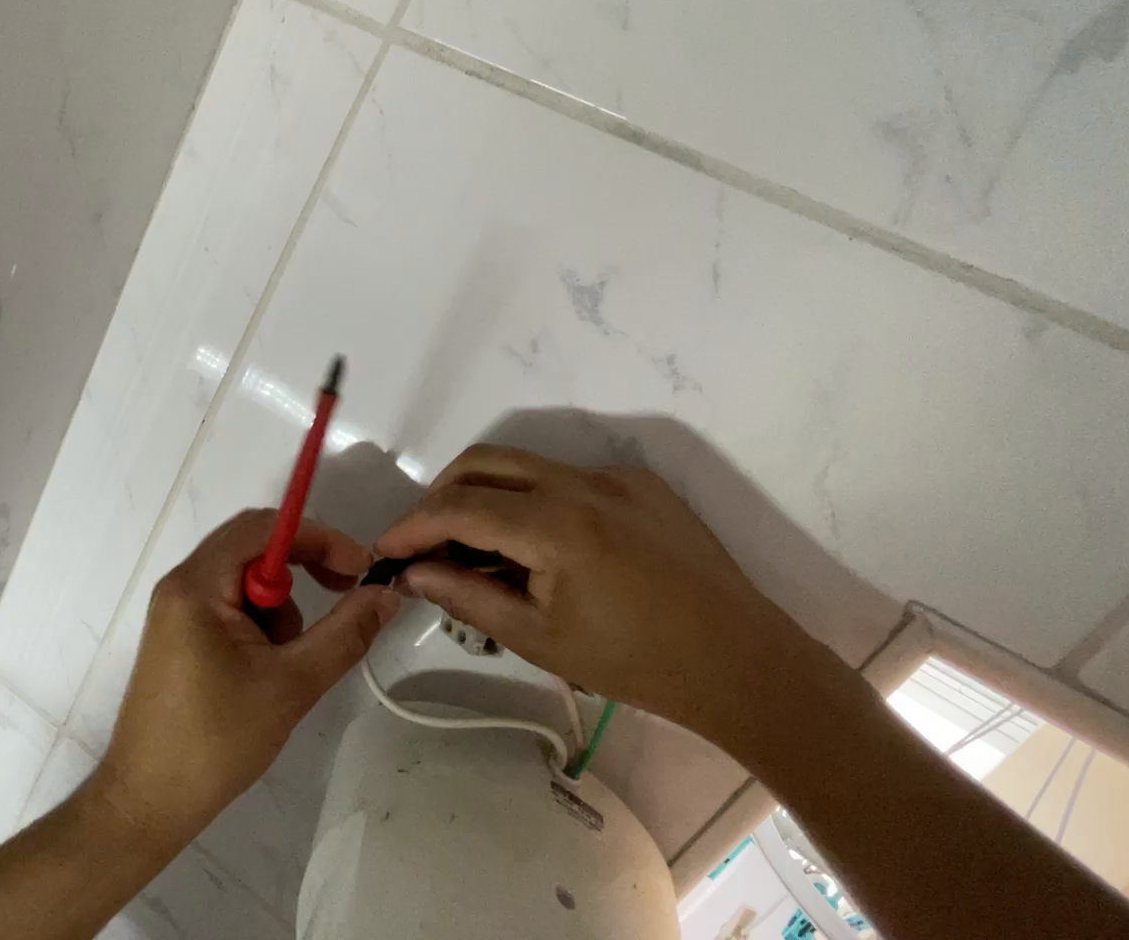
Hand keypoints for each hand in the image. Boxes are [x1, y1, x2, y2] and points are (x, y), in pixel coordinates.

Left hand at [95, 509, 399, 841]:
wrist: (148, 801)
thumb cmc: (217, 740)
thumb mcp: (293, 684)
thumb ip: (345, 632)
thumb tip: (385, 594)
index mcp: (197, 584)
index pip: (264, 527)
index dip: (318, 538)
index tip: (359, 567)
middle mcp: (182, 583)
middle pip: (253, 546)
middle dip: (302, 569)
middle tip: (342, 593)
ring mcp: (177, 609)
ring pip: (245, 578)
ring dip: (280, 605)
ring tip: (285, 662)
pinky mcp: (180, 634)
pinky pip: (230, 604)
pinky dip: (260, 623)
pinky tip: (264, 670)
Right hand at [375, 446, 839, 742]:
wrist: (745, 666)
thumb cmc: (635, 664)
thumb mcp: (536, 638)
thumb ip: (464, 595)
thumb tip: (411, 572)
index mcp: (555, 524)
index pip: (458, 506)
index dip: (411, 526)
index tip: (383, 552)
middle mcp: (581, 482)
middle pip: (482, 463)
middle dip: (439, 497)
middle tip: (421, 543)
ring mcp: (614, 477)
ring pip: (521, 464)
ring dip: (481, 495)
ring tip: (471, 547)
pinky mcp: (639, 483)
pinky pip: (563, 478)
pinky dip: (528, 501)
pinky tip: (534, 548)